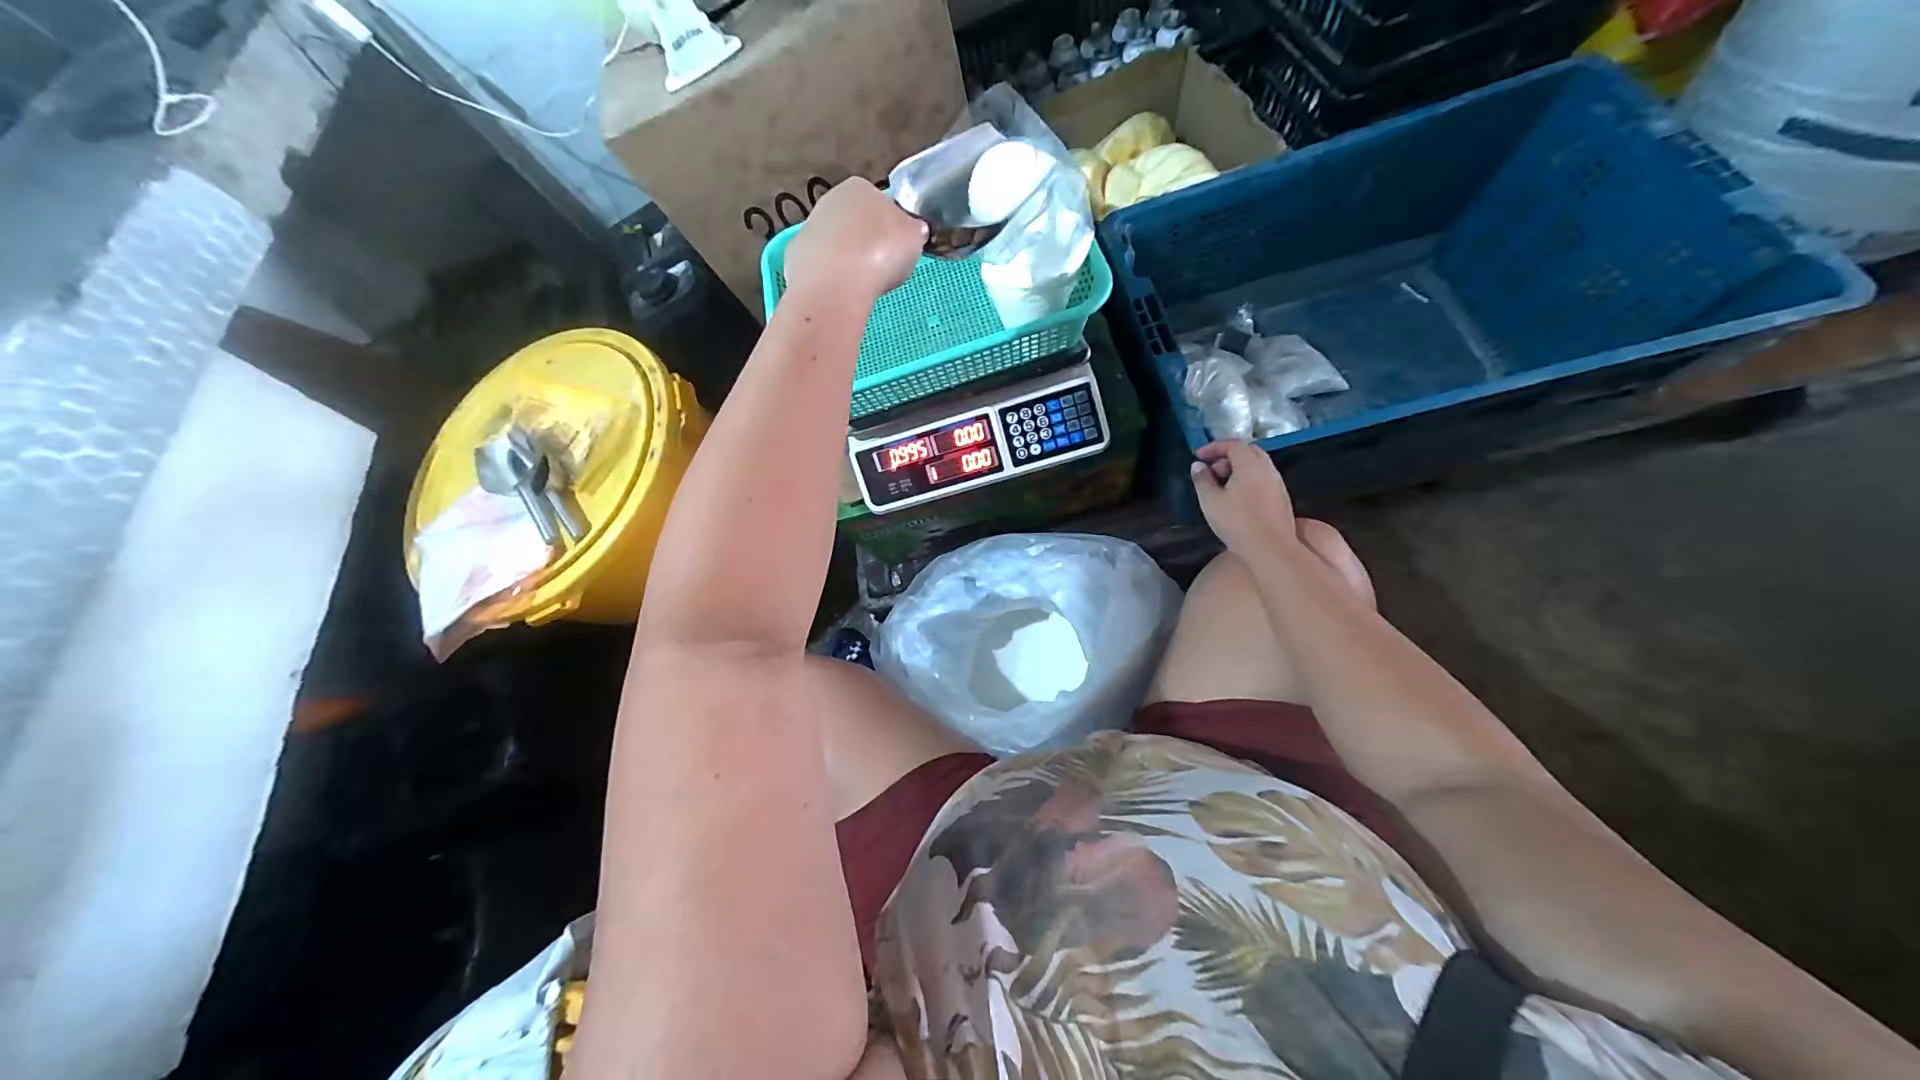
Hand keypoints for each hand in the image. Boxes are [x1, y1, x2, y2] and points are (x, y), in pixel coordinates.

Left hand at [784, 178, 928, 301]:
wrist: (836, 283)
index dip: (892, 227)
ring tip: (861, 285)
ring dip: (847, 261)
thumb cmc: (881, 252)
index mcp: (861, 187)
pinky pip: (820, 267)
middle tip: (881, 269)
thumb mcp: (914, 237)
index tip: (898, 249)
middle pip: (855, 223)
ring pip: (836, 245)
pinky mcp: (795, 257)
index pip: (880, 203)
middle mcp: (830, 200)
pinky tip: (840, 292)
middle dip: (866, 243)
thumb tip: (912, 229)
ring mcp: (809, 228)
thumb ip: (913, 229)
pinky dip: (830, 278)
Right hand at [1190, 440, 1295, 553]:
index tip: (1199, 455)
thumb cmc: (1237, 522)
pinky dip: (1248, 480)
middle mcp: (1268, 469)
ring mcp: (1278, 485)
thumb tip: (1199, 466)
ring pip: (1257, 466)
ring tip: (1221, 486)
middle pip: (1249, 452)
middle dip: (1228, 456)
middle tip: (1211, 470)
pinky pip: (1263, 480)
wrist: (1271, 548)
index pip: (1234, 444)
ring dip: (1238, 469)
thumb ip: (1202, 480)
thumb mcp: (1210, 500)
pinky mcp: (1282, 500)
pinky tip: (1237, 499)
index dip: (1215, 447)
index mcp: (1251, 465)